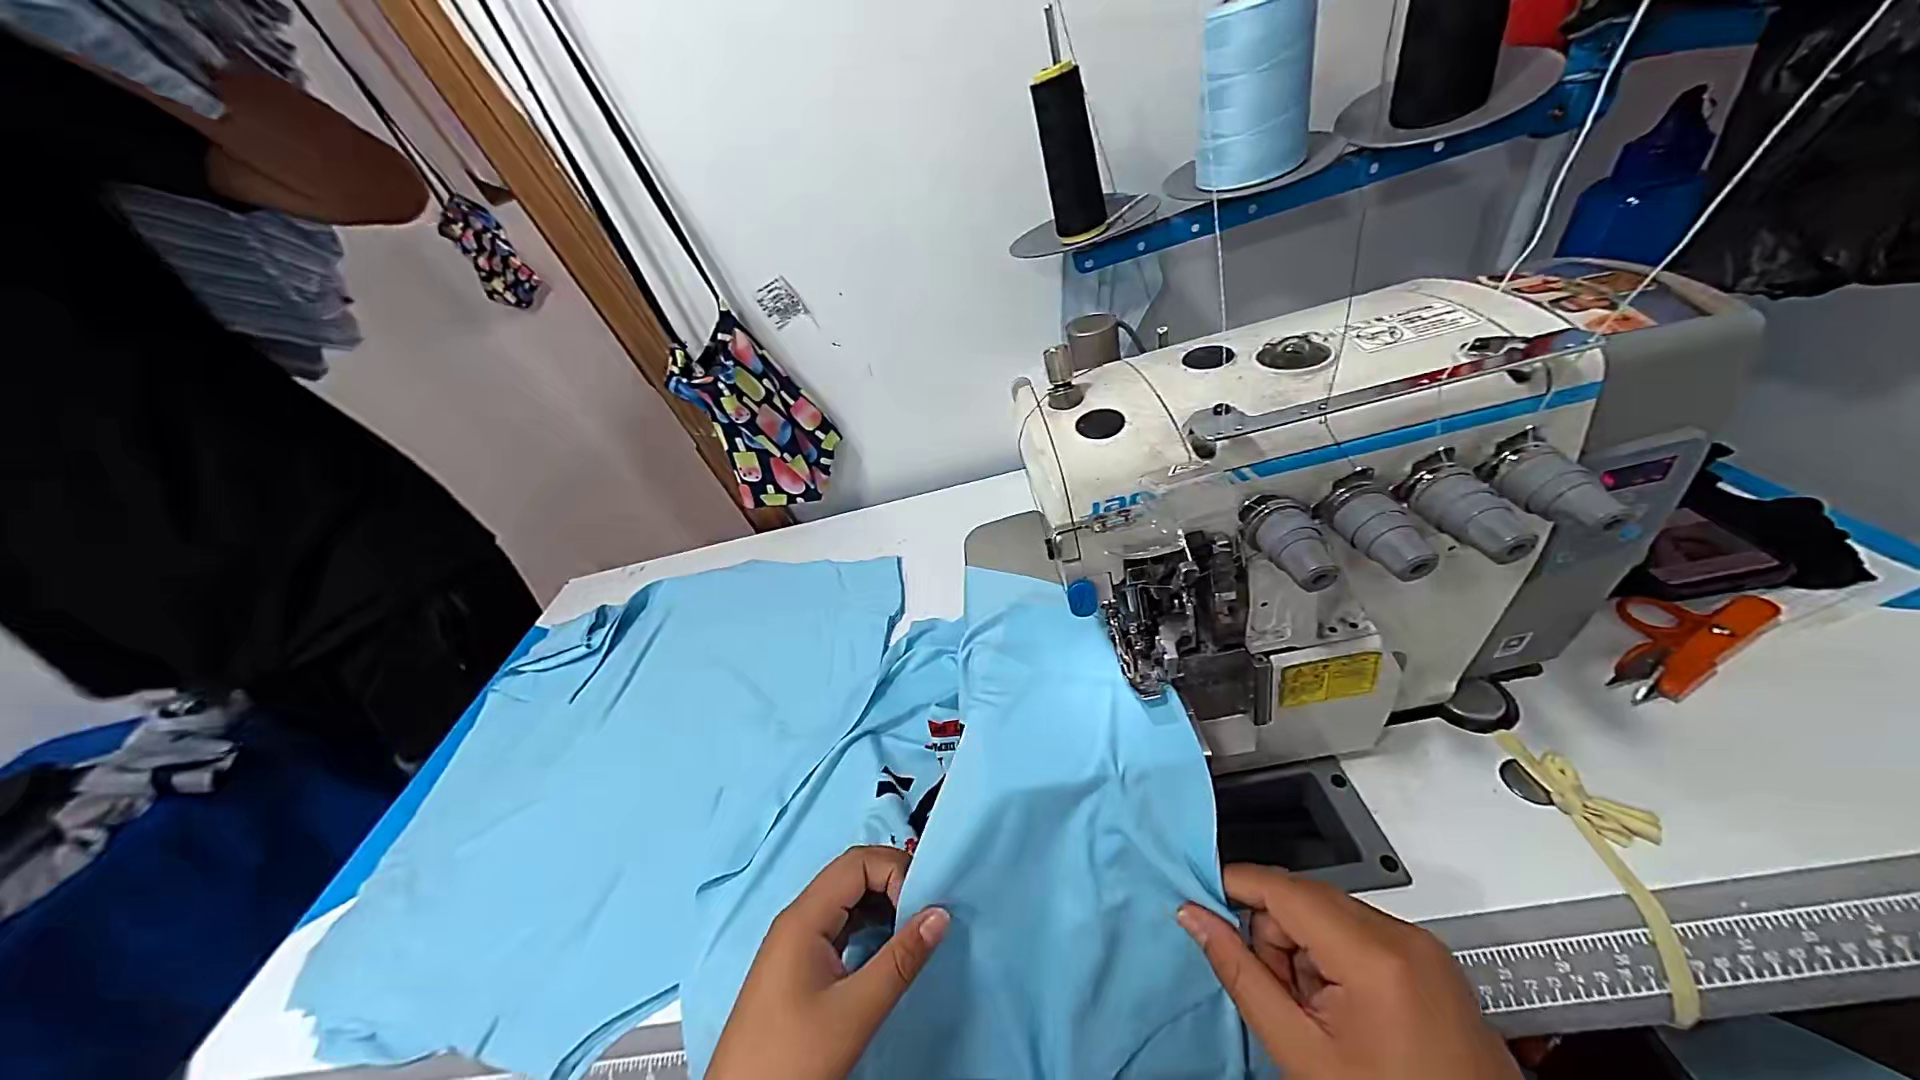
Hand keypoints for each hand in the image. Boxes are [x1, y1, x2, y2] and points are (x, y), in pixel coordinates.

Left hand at [707, 846, 949, 1079]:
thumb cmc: (792, 1058)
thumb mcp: (854, 1011)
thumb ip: (901, 959)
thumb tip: (940, 914)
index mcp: (804, 917)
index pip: (857, 862)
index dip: (895, 872)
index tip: (922, 907)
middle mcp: (798, 918)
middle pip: (852, 873)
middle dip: (893, 883)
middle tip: (924, 914)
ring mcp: (796, 940)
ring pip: (848, 899)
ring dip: (883, 905)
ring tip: (912, 931)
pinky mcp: (800, 963)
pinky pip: (841, 924)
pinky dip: (870, 926)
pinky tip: (888, 949)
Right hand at [1178, 865, 1518, 1079]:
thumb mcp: (1299, 1050)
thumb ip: (1239, 973)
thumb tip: (1196, 917)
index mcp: (1375, 955)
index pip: (1282, 887)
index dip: (1234, 886)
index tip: (1202, 897)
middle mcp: (1406, 937)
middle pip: (1303, 898)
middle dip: (1274, 936)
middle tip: (1280, 996)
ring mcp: (1424, 947)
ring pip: (1327, 913)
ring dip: (1303, 949)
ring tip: (1318, 1013)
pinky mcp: (1431, 960)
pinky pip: (1359, 931)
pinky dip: (1334, 957)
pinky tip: (1342, 1010)